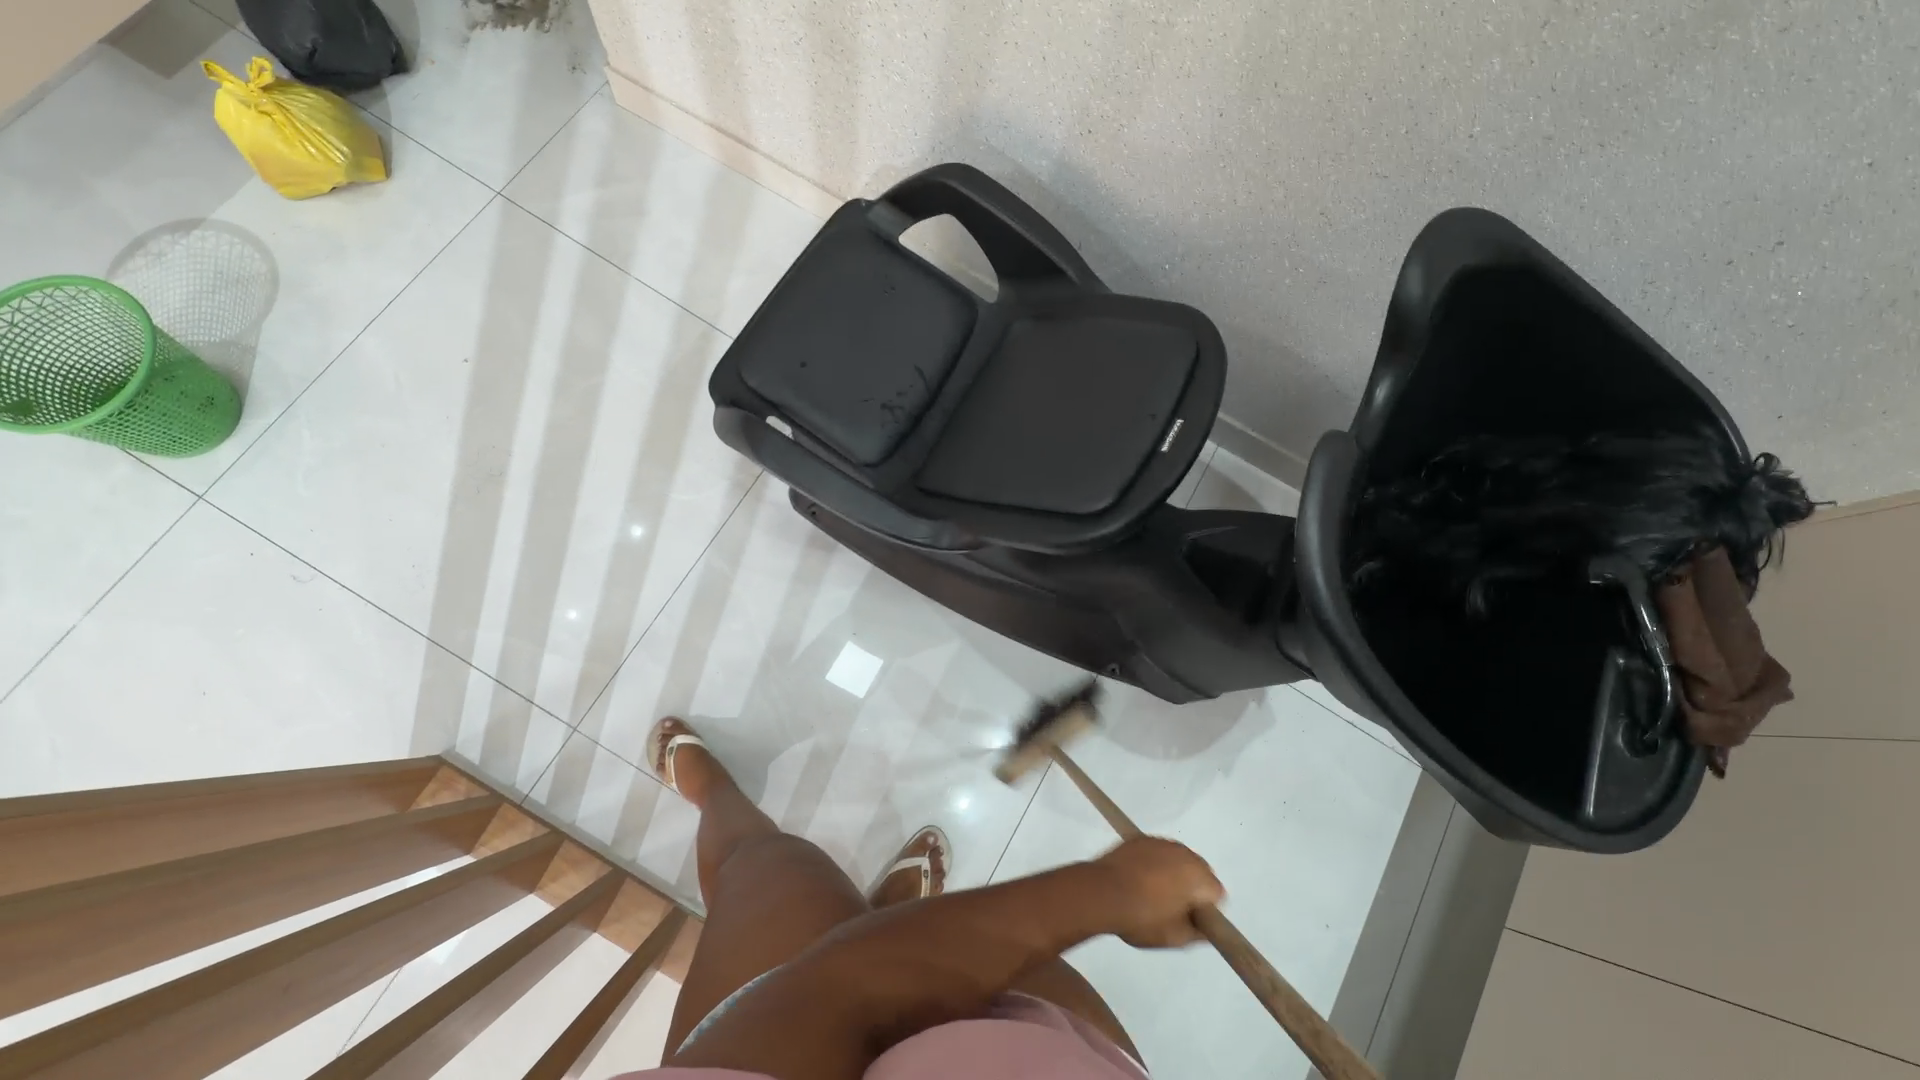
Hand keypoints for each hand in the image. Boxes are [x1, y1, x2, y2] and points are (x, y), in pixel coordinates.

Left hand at [1086, 837, 1224, 947]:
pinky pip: (1156, 852)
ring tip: (1150, 893)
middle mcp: (1184, 853)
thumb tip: (1204, 929)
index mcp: (1199, 876)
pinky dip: (1153, 863)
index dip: (1204, 910)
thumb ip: (1198, 934)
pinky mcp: (1139, 838)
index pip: (1216, 894)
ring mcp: (1160, 842)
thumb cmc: (1142, 917)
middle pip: (1199, 872)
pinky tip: (1137, 878)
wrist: (1100, 892)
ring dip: (1171, 873)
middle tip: (1169, 908)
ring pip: (1177, 860)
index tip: (1186, 919)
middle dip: (1190, 888)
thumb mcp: (1175, 938)